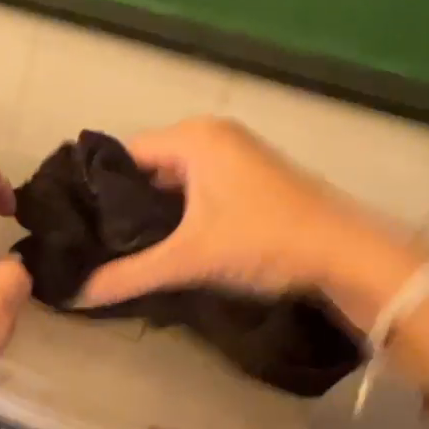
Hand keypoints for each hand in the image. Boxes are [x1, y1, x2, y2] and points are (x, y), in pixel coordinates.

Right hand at [77, 117, 394, 305]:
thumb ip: (129, 274)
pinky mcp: (252, 176)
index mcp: (192, 137)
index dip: (94, 188)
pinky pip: (196, 185)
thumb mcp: (190, 258)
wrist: (354, 258)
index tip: (75, 221)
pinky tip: (166, 240)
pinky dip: (179, 209)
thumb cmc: (266, 241)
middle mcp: (211, 134)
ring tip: (122, 244)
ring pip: (172, 178)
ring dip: (152, 209)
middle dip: (122, 202)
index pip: (121, 154)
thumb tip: (74, 295)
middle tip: (94, 238)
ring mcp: (236, 153)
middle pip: (145, 166)